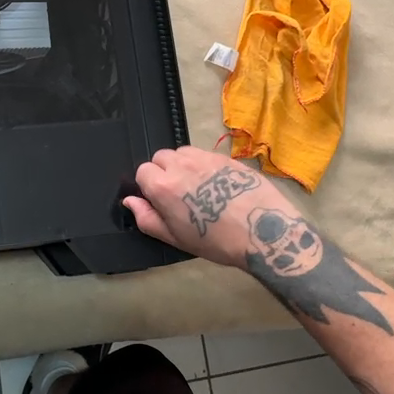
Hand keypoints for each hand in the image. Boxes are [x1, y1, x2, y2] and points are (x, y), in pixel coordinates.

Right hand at [123, 147, 300, 267]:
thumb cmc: (216, 241)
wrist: (263, 231)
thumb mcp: (176, 238)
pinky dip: (203, 165)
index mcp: (163, 186)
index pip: (142, 171)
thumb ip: (147, 218)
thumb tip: (130, 201)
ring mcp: (204, 157)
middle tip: (180, 195)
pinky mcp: (225, 156)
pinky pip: (204, 154)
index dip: (148, 186)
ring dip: (183, 165)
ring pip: (182, 152)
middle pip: (161, 157)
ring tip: (198, 187)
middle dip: (164, 172)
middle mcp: (180, 164)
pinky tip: (217, 183)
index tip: (161, 201)